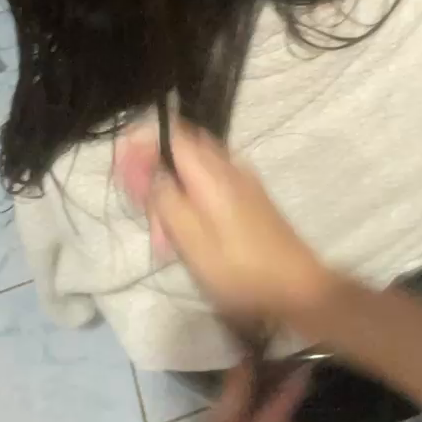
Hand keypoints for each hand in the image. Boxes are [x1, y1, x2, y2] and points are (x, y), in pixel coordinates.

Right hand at [115, 118, 332, 322]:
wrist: (298, 288)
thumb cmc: (240, 270)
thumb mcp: (191, 241)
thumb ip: (165, 199)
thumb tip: (147, 167)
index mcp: (211, 172)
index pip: (170, 133)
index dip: (141, 144)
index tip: (123, 170)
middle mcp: (228, 166)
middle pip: (180, 150)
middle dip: (153, 174)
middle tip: (142, 212)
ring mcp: (242, 180)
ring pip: (193, 170)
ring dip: (171, 194)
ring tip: (163, 236)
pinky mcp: (250, 197)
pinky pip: (209, 185)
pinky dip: (190, 201)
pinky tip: (186, 234)